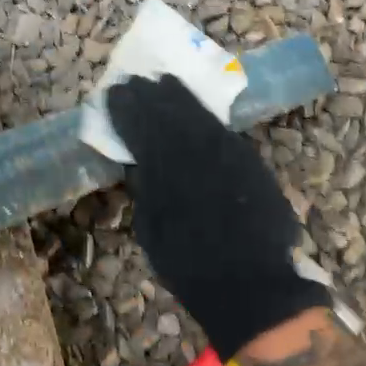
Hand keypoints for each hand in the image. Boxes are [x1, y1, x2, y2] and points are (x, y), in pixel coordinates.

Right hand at [107, 74, 329, 360]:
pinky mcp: (250, 161)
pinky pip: (220, 129)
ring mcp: (228, 156)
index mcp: (165, 172)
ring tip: (164, 83)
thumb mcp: (151, 229)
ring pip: (199, 115)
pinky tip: (196, 111)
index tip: (113, 93)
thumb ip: (145, 189)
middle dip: (150, 95)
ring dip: (179, 97)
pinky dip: (203, 115)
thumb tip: (137, 162)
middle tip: (136, 81)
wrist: (252, 285)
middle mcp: (196, 155)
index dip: (126, 110)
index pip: (141, 128)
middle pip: (170, 115)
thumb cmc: (190, 265)